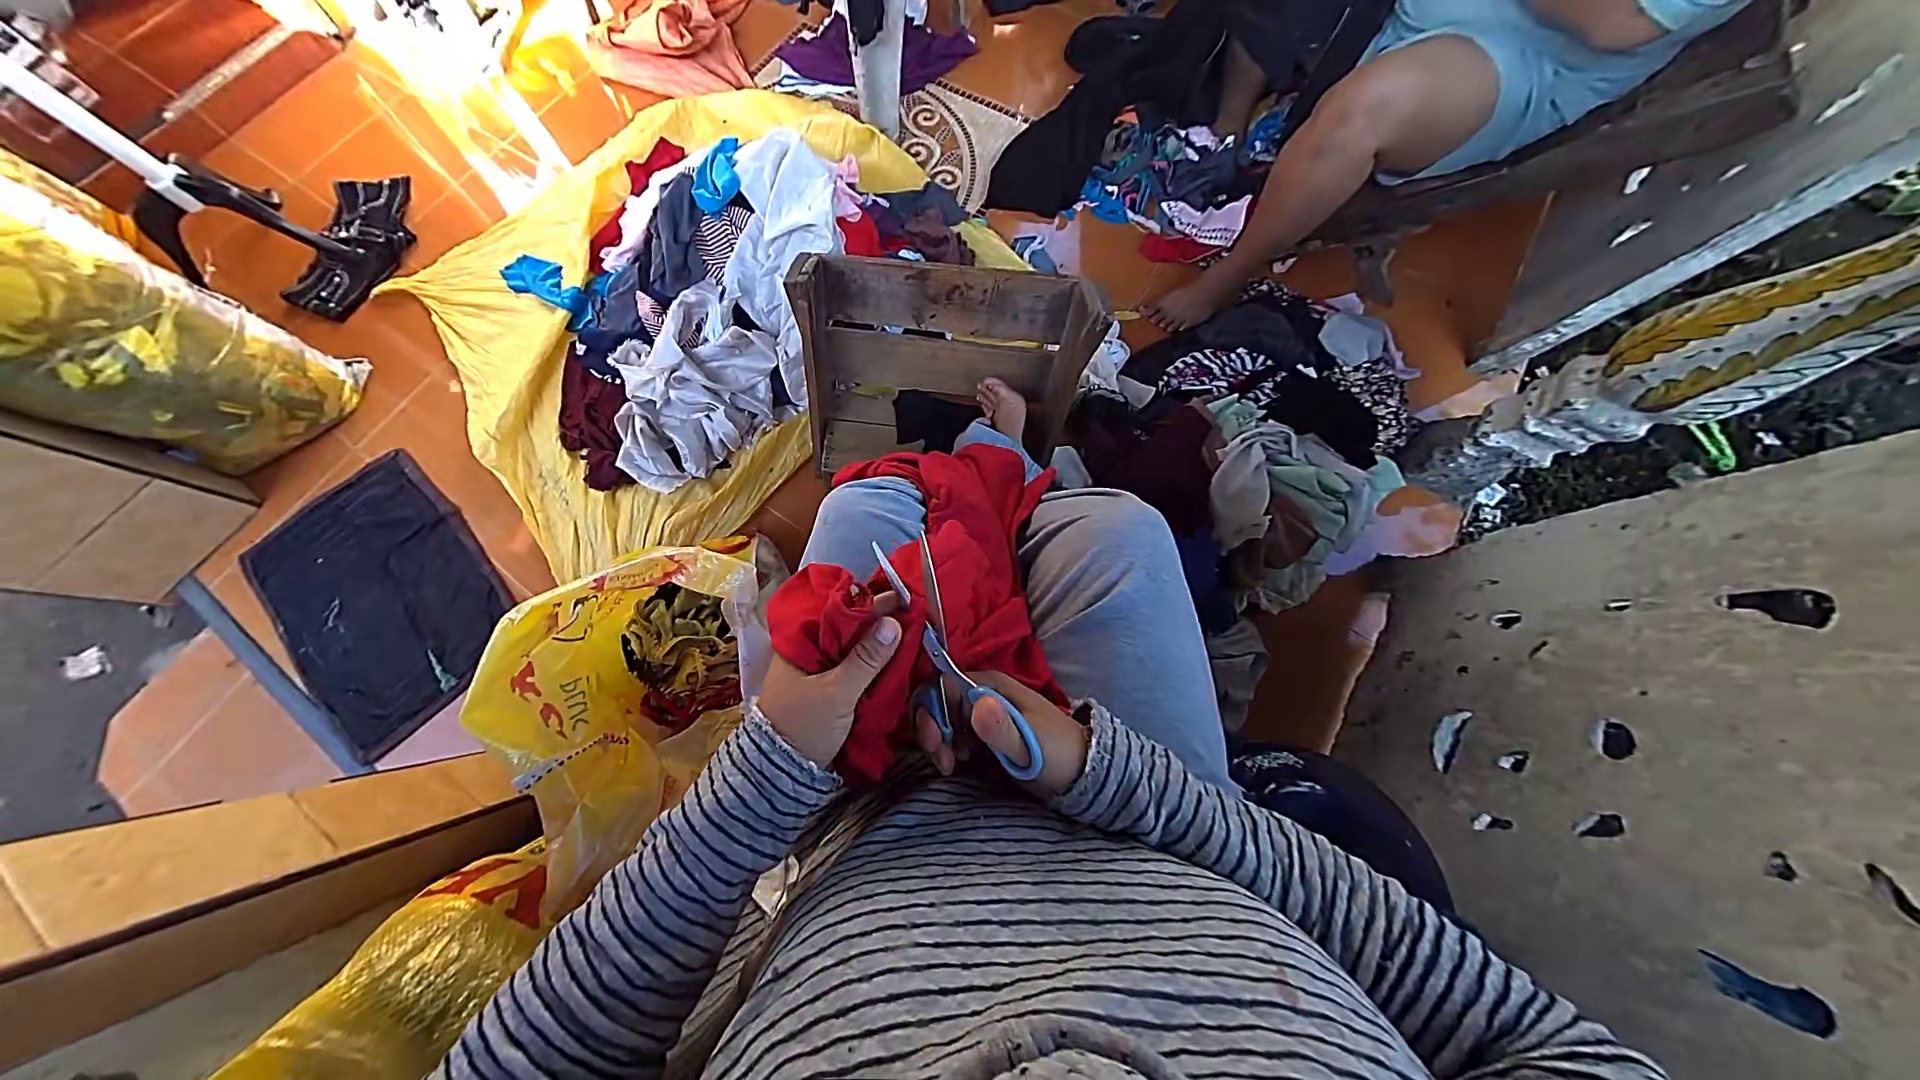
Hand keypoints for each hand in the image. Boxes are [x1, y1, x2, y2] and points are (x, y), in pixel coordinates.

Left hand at [759, 593, 901, 766]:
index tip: (903, 596)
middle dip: (882, 621)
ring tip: (914, 632)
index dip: (871, 603)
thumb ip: (865, 659)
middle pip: (850, 626)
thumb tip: (894, 622)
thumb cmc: (803, 728)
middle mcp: (809, 649)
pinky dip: (876, 662)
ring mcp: (820, 668)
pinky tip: (899, 657)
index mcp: (800, 641)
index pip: (838, 609)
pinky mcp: (830, 687)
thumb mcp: (837, 692)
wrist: (781, 774)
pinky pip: (858, 665)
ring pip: (857, 646)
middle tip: (916, 613)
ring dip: (882, 642)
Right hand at [915, 671, 1088, 798]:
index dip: (931, 710)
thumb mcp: (1029, 744)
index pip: (942, 684)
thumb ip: (1001, 729)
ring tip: (952, 766)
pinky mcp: (982, 732)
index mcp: (991, 684)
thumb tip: (976, 704)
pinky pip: (953, 732)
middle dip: (932, 729)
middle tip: (944, 761)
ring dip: (939, 742)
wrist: (1080, 771)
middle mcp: (982, 692)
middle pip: (937, 701)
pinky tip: (959, 764)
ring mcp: (981, 712)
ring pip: (942, 718)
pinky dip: (948, 748)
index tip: (936, 743)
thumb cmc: (1057, 752)